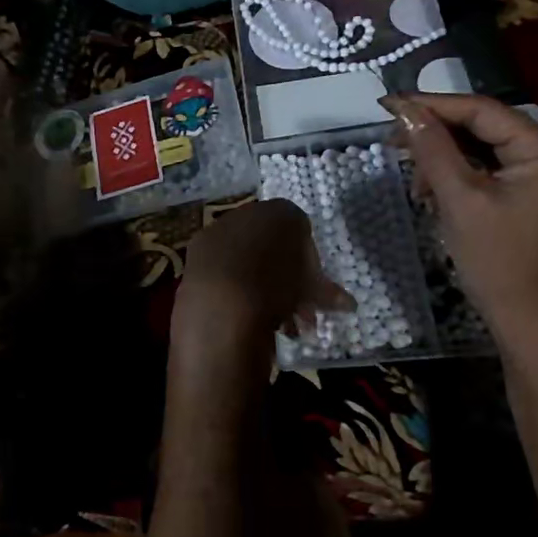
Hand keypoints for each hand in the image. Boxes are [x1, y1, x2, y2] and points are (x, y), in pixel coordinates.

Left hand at [174, 198, 353, 341]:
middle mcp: (242, 216)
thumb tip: (345, 303)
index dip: (310, 261)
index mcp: (275, 211)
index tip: (314, 286)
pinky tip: (253, 324)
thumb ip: (325, 290)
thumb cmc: (275, 285)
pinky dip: (241, 298)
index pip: (298, 229)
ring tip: (282, 325)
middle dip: (288, 282)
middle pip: (270, 248)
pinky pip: (224, 277)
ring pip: (248, 265)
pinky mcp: (192, 262)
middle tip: (302, 311)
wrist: (220, 302)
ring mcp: (213, 237)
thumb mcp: (311, 287)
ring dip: (267, 295)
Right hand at [382, 94, 537, 334]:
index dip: (433, 104)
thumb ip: (433, 149)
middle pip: (484, 126)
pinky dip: (458, 173)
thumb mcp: (458, 199)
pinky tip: (431, 187)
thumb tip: (404, 110)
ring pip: (483, 146)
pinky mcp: (532, 191)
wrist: (526, 316)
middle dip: (436, 132)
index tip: (388, 104)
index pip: (483, 111)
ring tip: (412, 176)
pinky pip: (489, 167)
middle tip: (391, 139)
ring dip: (443, 155)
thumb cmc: (495, 259)